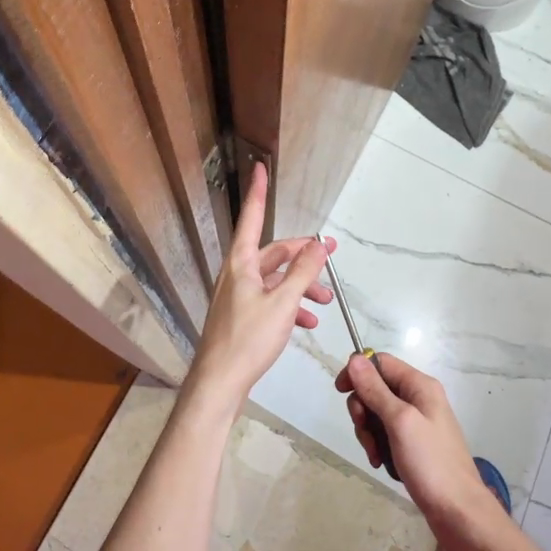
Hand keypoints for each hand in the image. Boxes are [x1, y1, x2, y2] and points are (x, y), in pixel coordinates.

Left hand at [185, 163, 333, 408]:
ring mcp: (238, 296)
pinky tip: (308, 323)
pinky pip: (271, 301)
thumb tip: (319, 244)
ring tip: (325, 300)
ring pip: (275, 279)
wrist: (219, 383)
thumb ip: (303, 272)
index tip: (260, 167)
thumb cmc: (248, 339)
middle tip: (331, 257)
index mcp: (241, 262)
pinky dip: (290, 307)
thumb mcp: (283, 303)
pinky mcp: (242, 317)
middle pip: (273, 253)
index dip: (259, 191)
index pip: (253, 217)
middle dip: (303, 256)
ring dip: (300, 285)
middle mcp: (237, 273)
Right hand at [338, 353, 520, 547]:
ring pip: (378, 414)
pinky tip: (382, 463)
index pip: (380, 362)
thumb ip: (376, 390)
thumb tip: (355, 358)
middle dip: (364, 410)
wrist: (458, 511)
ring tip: (376, 455)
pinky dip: (379, 446)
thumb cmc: (430, 462)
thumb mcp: (400, 421)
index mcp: (419, 385)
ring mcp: (417, 422)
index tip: (340, 391)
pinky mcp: (414, 444)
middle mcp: (418, 398)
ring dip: (370, 433)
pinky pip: (386, 435)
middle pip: (376, 389)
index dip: (358, 372)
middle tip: (365, 432)